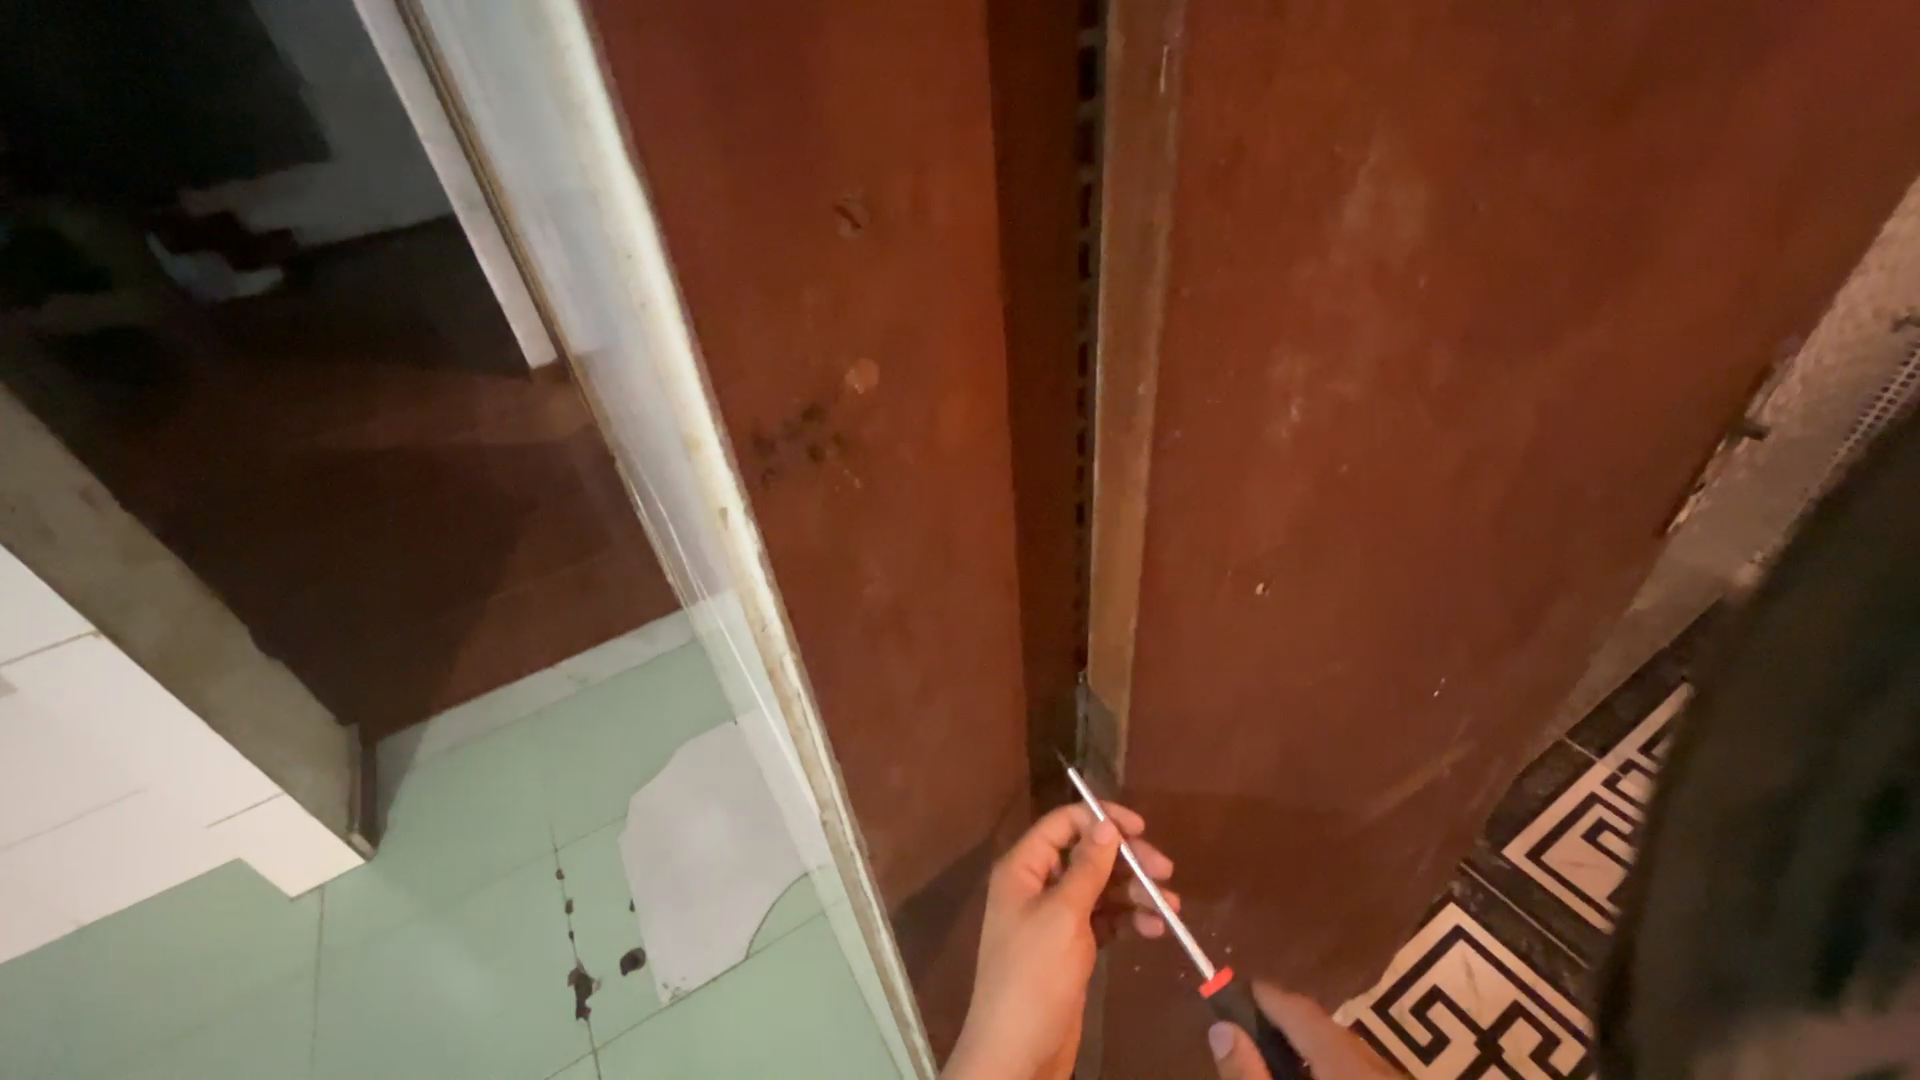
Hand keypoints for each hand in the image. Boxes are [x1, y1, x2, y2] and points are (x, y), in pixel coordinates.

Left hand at [943, 801, 1176, 1079]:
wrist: (1018, 1053)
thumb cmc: (1034, 975)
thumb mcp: (1063, 916)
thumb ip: (1086, 867)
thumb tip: (1106, 824)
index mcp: (1023, 868)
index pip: (1063, 824)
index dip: (1100, 819)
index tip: (1140, 829)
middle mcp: (1037, 885)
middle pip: (1087, 855)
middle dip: (1126, 860)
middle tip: (1166, 871)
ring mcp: (1054, 917)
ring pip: (1100, 888)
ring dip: (1134, 892)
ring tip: (1169, 908)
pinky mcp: (1071, 946)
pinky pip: (1105, 919)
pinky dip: (1128, 919)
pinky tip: (1154, 929)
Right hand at [1209, 982, 1400, 1079]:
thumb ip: (1249, 1075)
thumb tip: (1221, 1027)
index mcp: (1345, 1065)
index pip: (1299, 1009)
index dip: (1264, 996)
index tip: (1229, 992)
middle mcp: (1376, 1065)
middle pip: (1325, 1029)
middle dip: (1285, 1025)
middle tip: (1247, 1034)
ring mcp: (1395, 1078)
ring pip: (1348, 1052)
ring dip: (1310, 1051)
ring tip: (1276, 1062)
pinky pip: (1364, 1071)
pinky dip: (1335, 1071)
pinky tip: (1313, 1079)